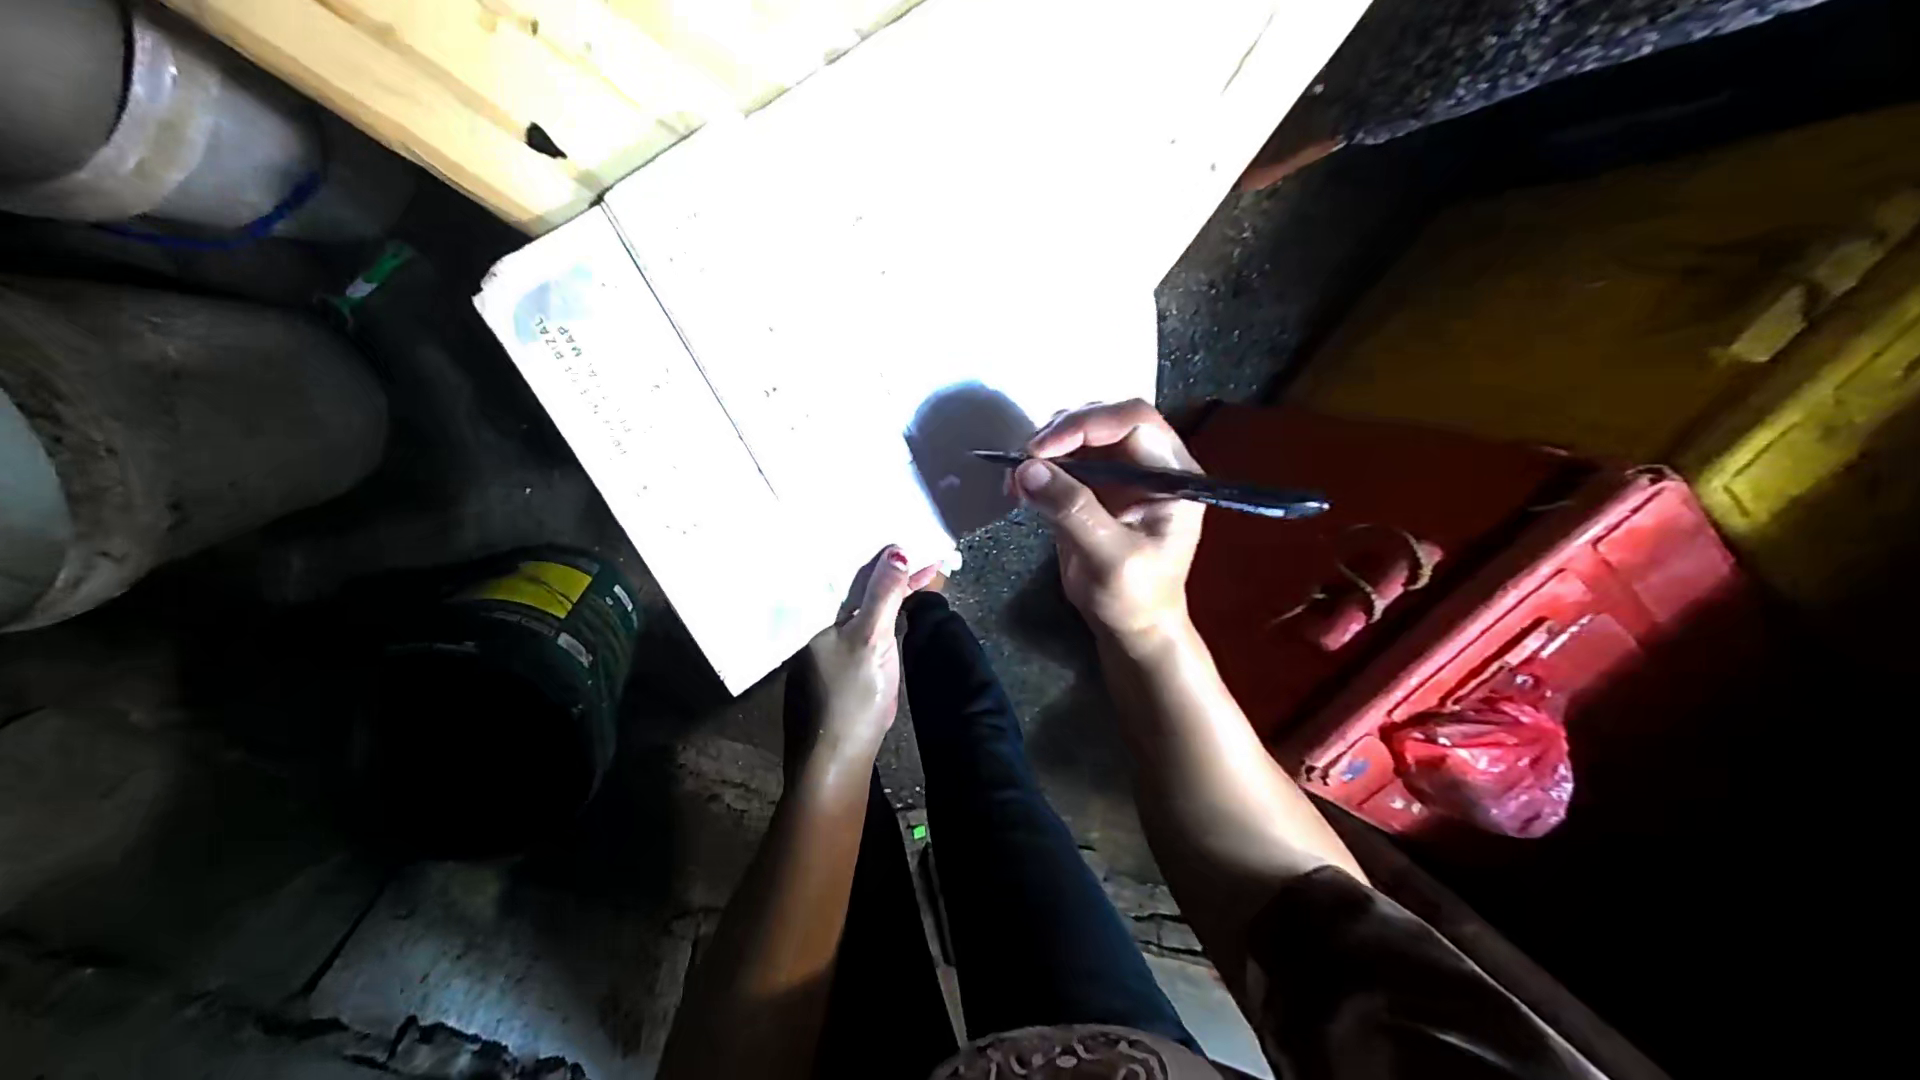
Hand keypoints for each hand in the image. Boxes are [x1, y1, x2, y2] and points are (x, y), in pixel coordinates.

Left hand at [793, 546, 938, 769]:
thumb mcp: (871, 637)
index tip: (924, 549)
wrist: (840, 752)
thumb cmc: (854, 692)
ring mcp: (838, 645)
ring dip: (895, 592)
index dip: (892, 561)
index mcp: (824, 614)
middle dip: (896, 573)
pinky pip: (872, 626)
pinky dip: (891, 613)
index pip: (861, 576)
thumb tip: (897, 552)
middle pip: (865, 589)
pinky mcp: (850, 663)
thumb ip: (883, 595)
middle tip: (929, 559)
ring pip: (869, 607)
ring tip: (922, 576)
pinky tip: (904, 609)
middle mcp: (827, 624)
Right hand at [1016, 400, 1203, 647]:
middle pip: (1104, 421)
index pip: (1135, 422)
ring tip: (1016, 477)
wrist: (1131, 627)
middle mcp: (1149, 465)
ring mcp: (1121, 474)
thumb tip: (1027, 469)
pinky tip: (1019, 486)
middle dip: (1060, 434)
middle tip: (1023, 461)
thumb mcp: (1109, 558)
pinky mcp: (1094, 486)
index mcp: (1173, 475)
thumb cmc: (1135, 598)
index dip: (1088, 425)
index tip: (1043, 449)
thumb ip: (1073, 511)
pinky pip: (1063, 460)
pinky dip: (1038, 467)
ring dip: (1044, 449)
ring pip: (1080, 435)